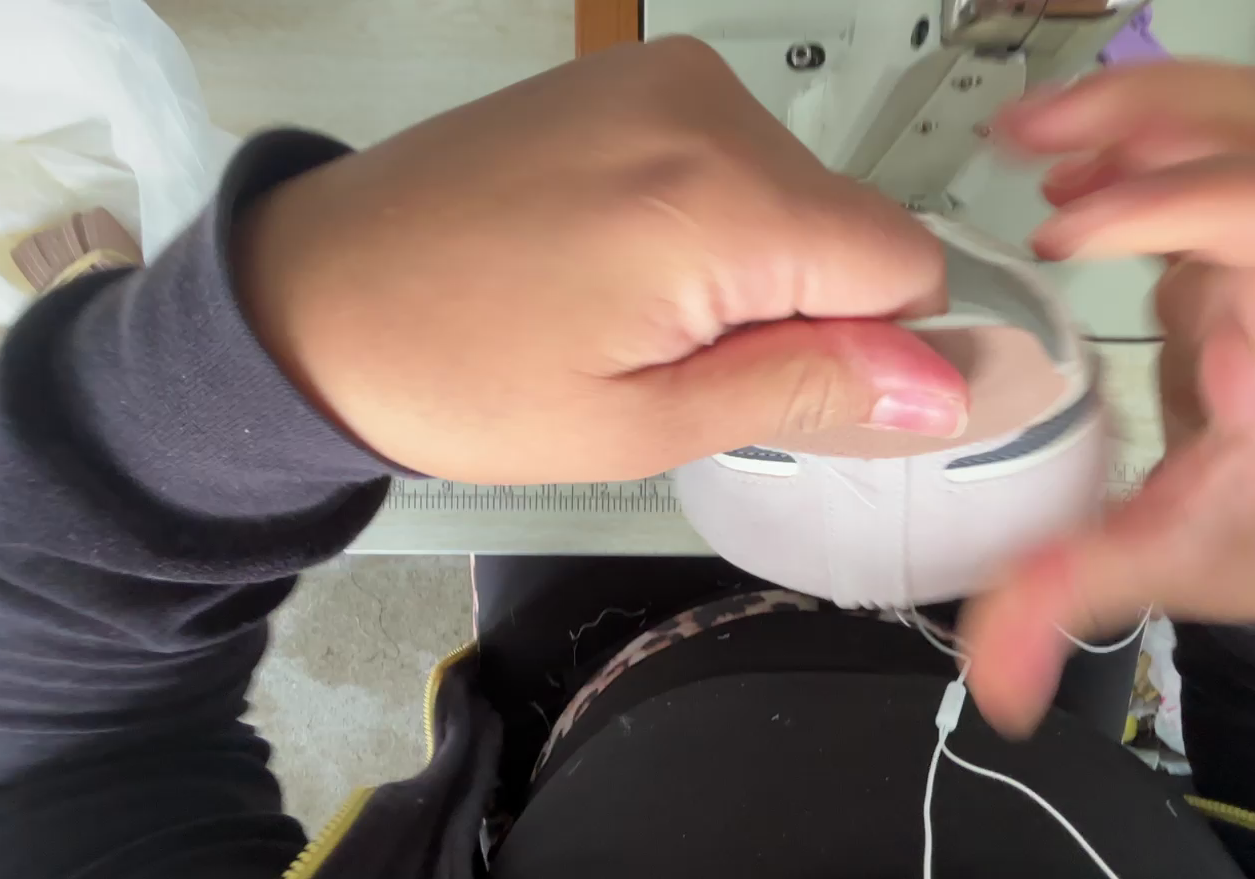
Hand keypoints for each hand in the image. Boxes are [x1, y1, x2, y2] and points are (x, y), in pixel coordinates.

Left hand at [234, 37, 968, 484]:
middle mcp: (712, 106)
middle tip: (692, 369)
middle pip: (855, 227)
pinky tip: (627, 265)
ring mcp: (666, 77)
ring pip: (798, 198)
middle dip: (811, 313)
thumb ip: (805, 389)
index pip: (907, 263)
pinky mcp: (627, 79)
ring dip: (759, 275)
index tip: (797, 392)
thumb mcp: (646, 425)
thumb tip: (940, 390)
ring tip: (642, 321)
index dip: (880, 347)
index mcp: (723, 202)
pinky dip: (718, 230)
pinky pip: (737, 164)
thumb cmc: (471, 386)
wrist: (315, 302)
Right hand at [961, 63, 1254, 730]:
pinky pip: (1205, 158)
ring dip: (1143, 107)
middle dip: (1156, 115)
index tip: (1065, 228)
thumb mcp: (1147, 575)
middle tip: (1033, 145)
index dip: (1191, 201)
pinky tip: (1060, 164)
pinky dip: (1133, 137)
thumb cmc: (1241, 543)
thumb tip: (988, 681)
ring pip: (1252, 122)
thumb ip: (1063, 617)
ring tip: (1034, 134)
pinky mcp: (1223, 256)